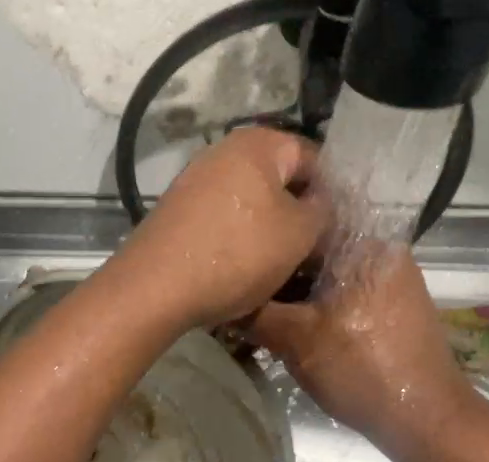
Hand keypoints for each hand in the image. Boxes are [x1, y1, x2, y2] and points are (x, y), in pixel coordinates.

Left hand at [106, 127, 323, 328]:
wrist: (153, 290)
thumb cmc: (236, 254)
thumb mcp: (299, 234)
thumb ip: (322, 211)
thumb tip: (321, 204)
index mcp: (258, 143)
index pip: (313, 160)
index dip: (330, 196)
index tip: (334, 232)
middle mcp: (221, 154)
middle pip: (276, 185)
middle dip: (294, 219)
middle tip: (307, 257)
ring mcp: (192, 186)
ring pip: (246, 210)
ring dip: (263, 238)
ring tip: (274, 273)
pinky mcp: (173, 218)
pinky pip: (218, 228)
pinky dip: (232, 248)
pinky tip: (237, 276)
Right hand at [249, 248, 480, 447]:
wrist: (422, 415)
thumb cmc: (359, 369)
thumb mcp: (294, 340)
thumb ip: (254, 315)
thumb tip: (222, 303)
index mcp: (362, 244)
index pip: (298, 228)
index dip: (261, 249)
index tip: (232, 270)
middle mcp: (380, 251)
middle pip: (312, 253)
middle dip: (275, 278)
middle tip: (238, 300)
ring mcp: (388, 279)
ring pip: (325, 277)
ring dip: (293, 297)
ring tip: (258, 318)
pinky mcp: (389, 307)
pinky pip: (341, 295)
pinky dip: (314, 309)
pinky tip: (292, 332)